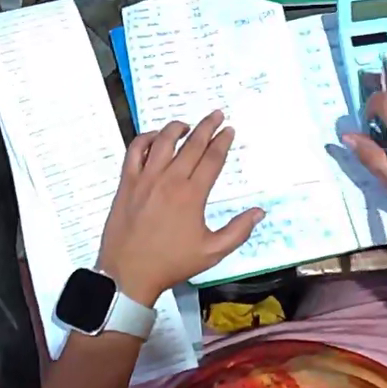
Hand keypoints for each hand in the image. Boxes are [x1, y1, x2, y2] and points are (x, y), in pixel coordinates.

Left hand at [97, 111, 262, 306]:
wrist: (128, 273)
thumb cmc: (171, 263)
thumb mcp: (212, 252)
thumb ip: (238, 231)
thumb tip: (259, 212)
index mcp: (192, 195)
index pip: (212, 159)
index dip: (223, 141)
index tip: (229, 130)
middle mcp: (169, 180)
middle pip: (192, 144)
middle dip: (207, 126)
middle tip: (217, 115)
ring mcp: (145, 178)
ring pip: (164, 141)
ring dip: (178, 127)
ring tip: (188, 124)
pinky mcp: (127, 182)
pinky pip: (135, 150)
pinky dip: (147, 139)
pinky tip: (156, 138)